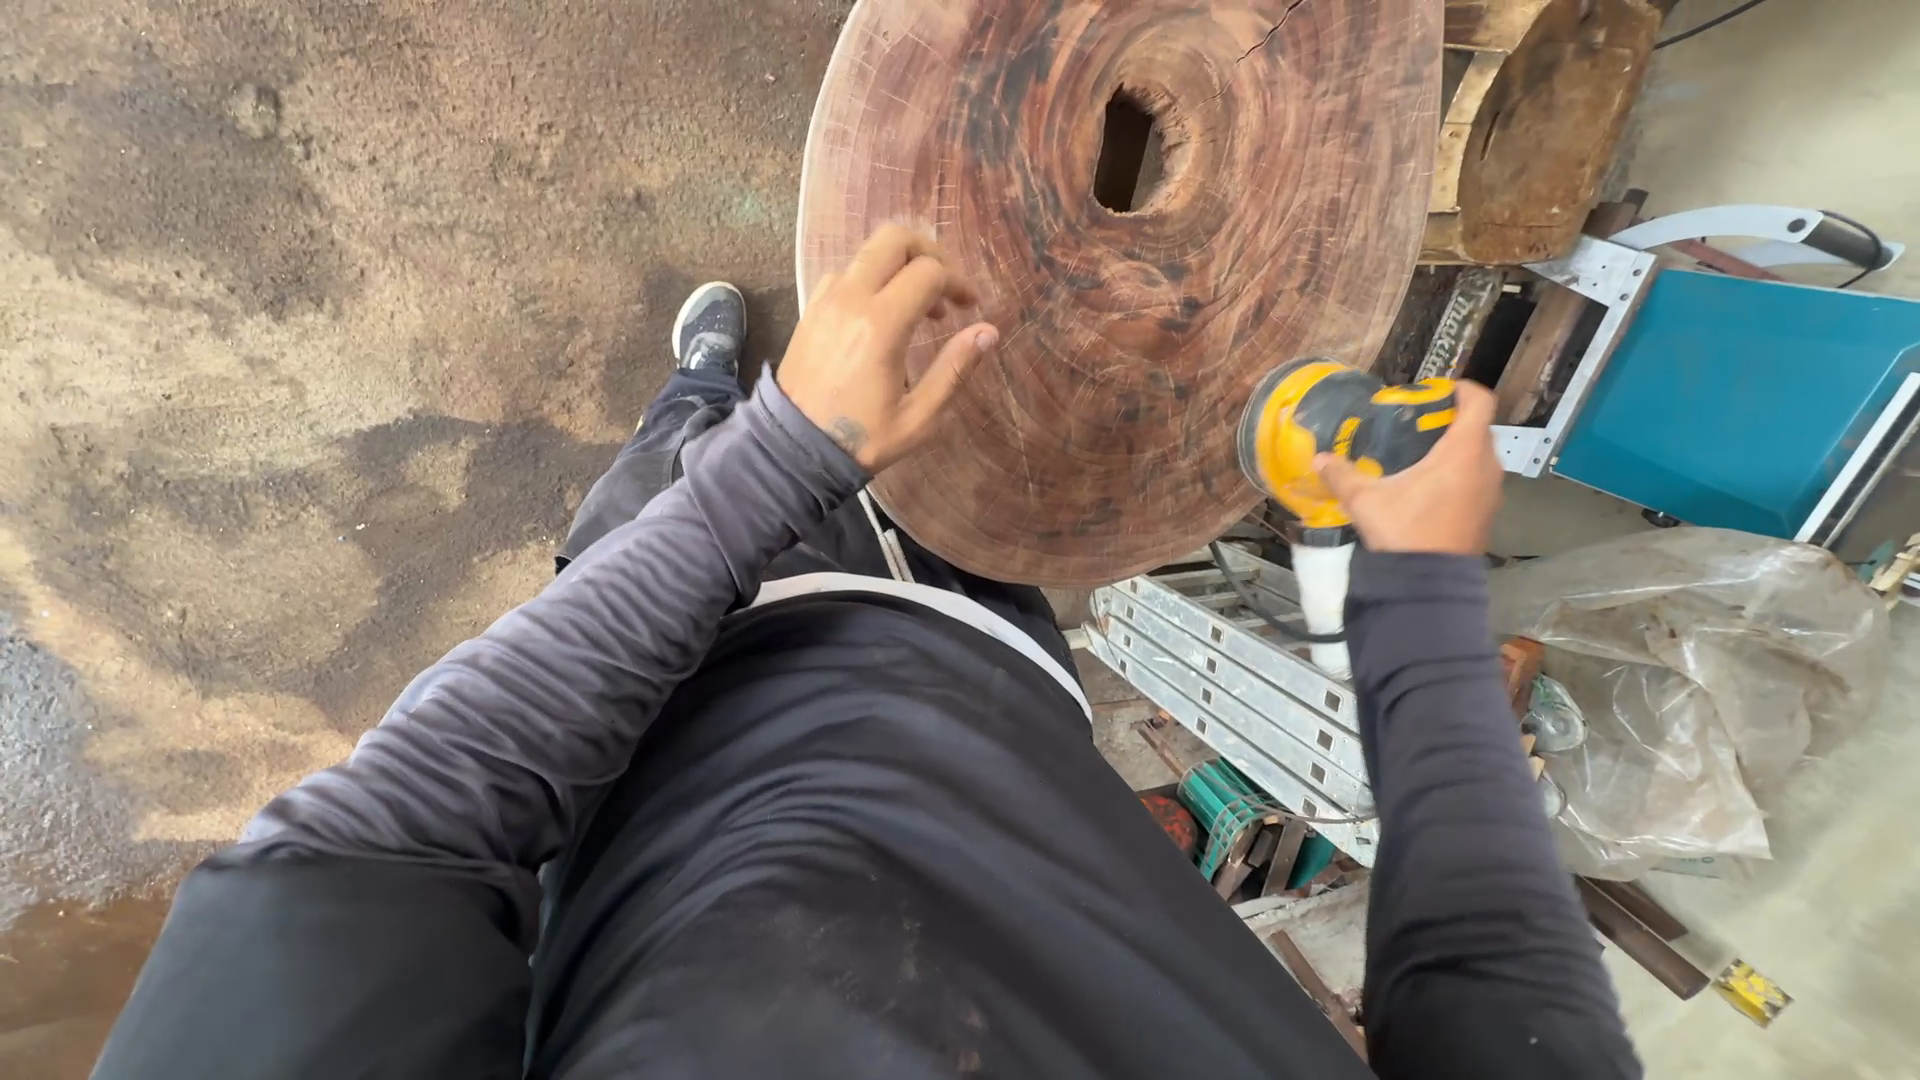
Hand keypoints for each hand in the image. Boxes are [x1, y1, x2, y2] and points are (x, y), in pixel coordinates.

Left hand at [778, 225, 999, 472]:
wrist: (795, 450)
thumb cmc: (862, 439)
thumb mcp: (918, 418)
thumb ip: (954, 370)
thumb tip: (987, 333)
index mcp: (881, 326)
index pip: (929, 272)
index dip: (958, 283)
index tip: (971, 307)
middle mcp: (850, 300)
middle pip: (894, 239)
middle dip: (930, 253)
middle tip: (946, 287)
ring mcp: (825, 300)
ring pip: (869, 253)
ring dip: (900, 267)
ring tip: (919, 308)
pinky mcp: (811, 309)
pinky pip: (846, 273)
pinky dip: (872, 279)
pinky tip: (883, 314)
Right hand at [1315, 380, 1502, 554]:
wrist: (1430, 581)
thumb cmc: (1404, 530)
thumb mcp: (1364, 500)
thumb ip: (1341, 474)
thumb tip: (1319, 458)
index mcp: (1462, 452)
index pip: (1479, 403)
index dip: (1463, 389)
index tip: (1440, 388)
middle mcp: (1485, 465)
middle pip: (1479, 428)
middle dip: (1453, 420)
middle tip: (1420, 423)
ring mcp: (1491, 490)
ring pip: (1480, 455)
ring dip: (1459, 448)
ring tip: (1423, 453)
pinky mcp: (1488, 511)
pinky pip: (1478, 478)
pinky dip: (1461, 472)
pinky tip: (1430, 486)